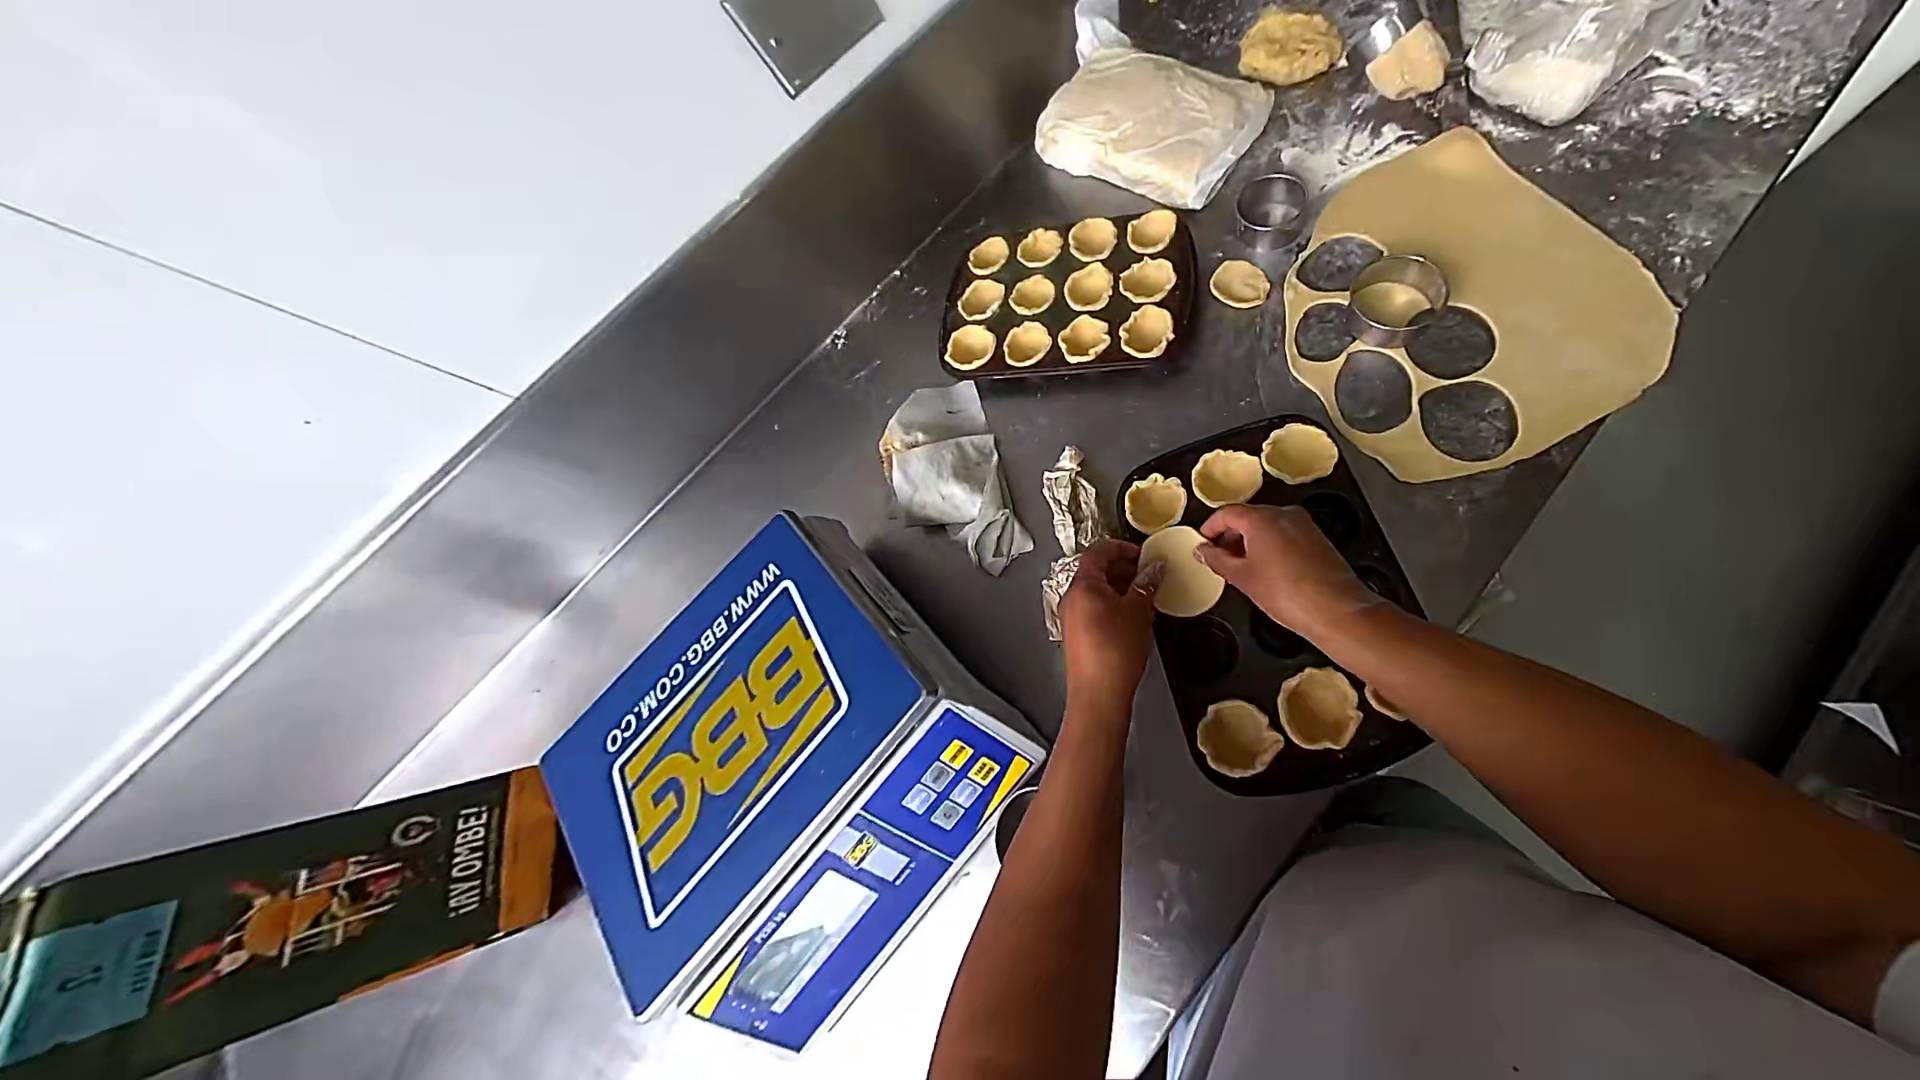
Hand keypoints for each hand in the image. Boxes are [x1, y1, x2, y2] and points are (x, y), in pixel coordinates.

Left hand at [1060, 539, 1162, 708]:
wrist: (1098, 694)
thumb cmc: (1114, 653)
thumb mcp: (1138, 612)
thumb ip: (1146, 585)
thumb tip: (1153, 569)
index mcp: (1082, 585)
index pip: (1098, 551)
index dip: (1121, 547)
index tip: (1141, 553)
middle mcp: (1071, 598)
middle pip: (1095, 570)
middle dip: (1123, 568)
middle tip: (1147, 573)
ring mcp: (1071, 616)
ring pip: (1095, 590)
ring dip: (1119, 586)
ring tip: (1144, 595)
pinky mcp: (1076, 634)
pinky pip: (1093, 608)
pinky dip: (1111, 604)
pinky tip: (1131, 615)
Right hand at [1195, 504, 1380, 635]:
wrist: (1336, 610)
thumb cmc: (1287, 593)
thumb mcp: (1241, 577)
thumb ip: (1217, 559)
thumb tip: (1203, 551)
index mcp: (1261, 519)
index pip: (1226, 513)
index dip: (1209, 528)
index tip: (1201, 542)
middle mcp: (1284, 514)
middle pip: (1247, 516)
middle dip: (1229, 535)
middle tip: (1216, 556)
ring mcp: (1303, 525)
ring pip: (1267, 525)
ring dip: (1248, 541)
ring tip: (1238, 566)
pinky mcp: (1317, 538)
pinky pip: (1284, 534)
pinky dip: (1268, 545)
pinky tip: (1263, 568)